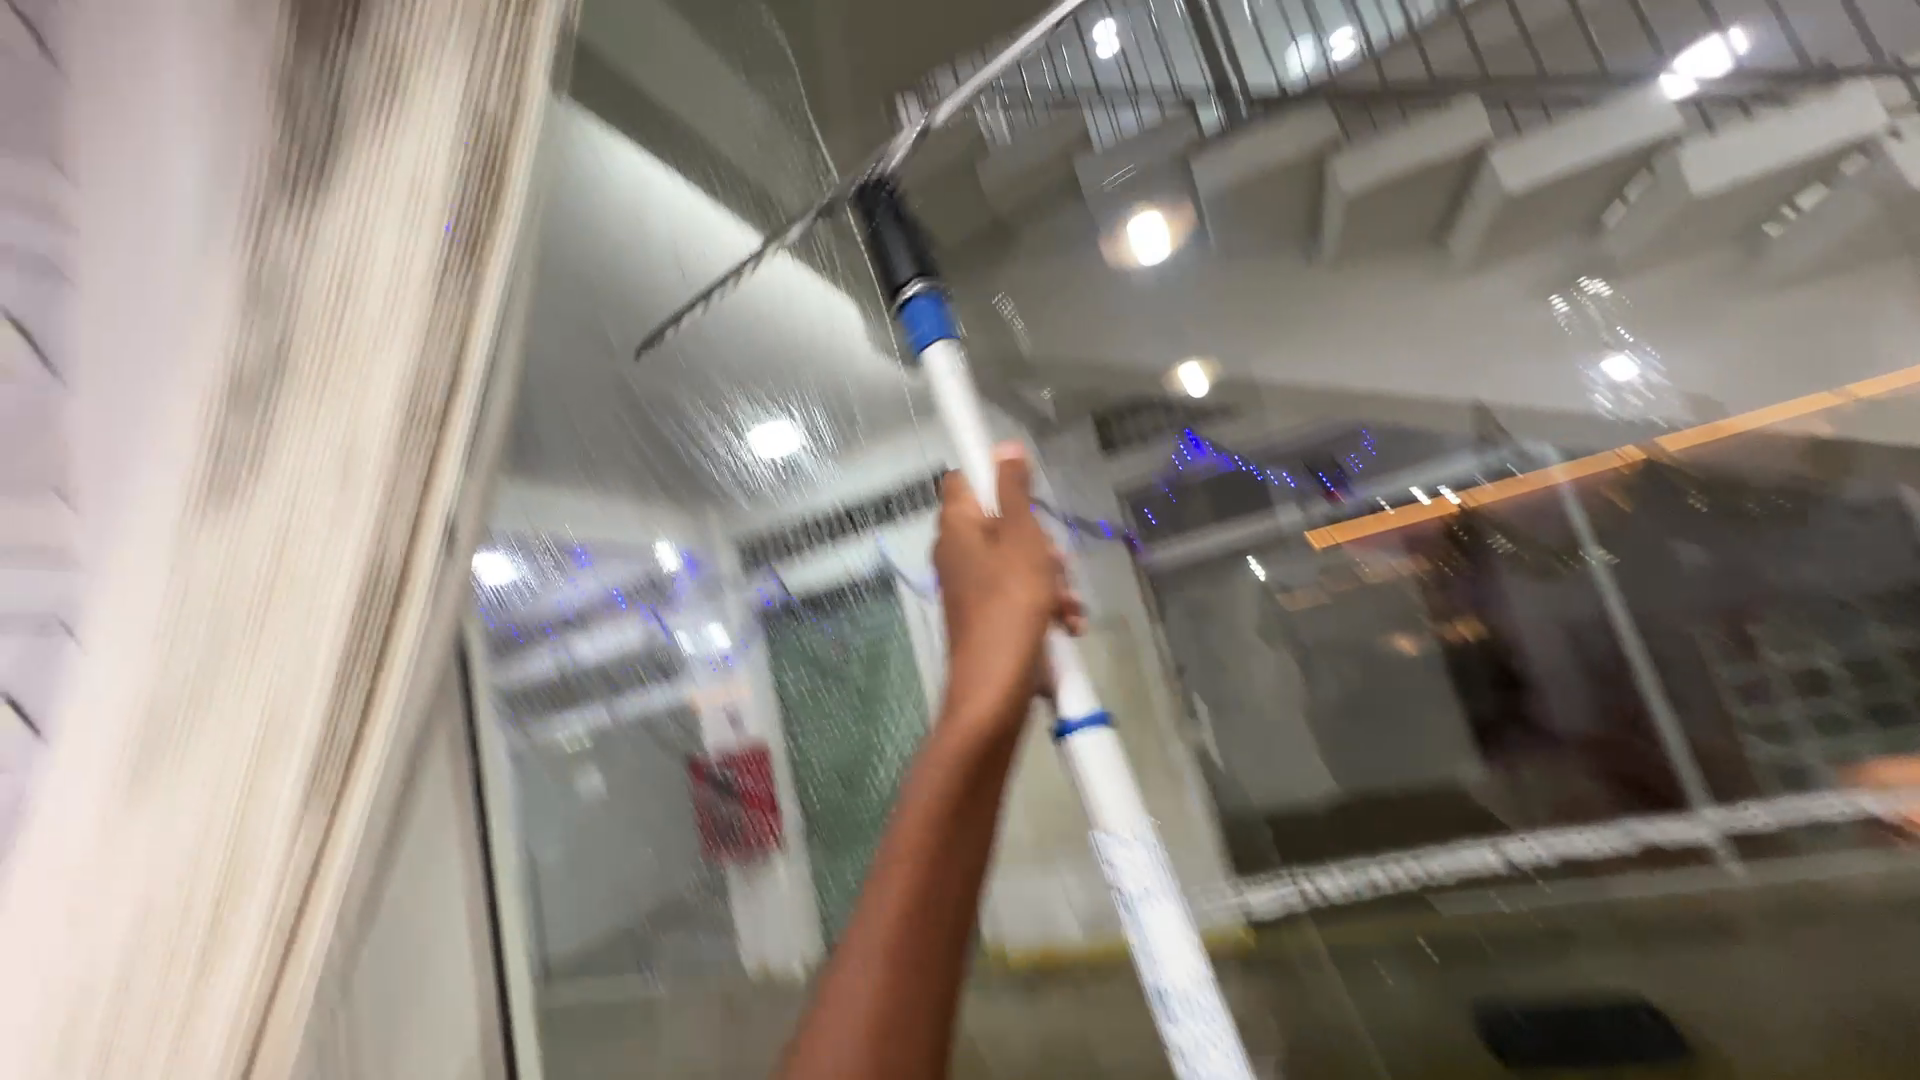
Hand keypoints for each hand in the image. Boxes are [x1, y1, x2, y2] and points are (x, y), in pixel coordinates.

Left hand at [933, 443, 1084, 736]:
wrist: (997, 685)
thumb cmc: (1011, 602)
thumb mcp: (1022, 537)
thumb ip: (1014, 491)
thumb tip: (1004, 447)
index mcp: (956, 527)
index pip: (962, 479)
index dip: (993, 475)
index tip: (1026, 486)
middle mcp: (956, 553)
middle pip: (1000, 523)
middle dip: (1038, 539)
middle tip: (1054, 557)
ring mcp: (970, 589)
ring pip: (1017, 563)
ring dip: (1051, 578)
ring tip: (1066, 602)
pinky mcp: (987, 618)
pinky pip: (1019, 597)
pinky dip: (1045, 606)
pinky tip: (1067, 626)